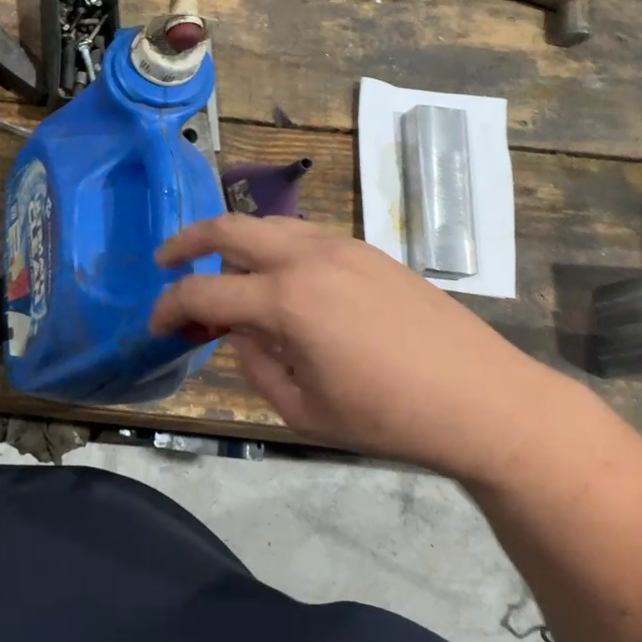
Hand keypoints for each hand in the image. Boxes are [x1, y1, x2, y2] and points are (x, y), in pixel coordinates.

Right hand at [149, 214, 579, 475]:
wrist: (486, 403)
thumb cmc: (386, 418)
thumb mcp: (300, 408)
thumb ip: (254, 363)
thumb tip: (239, 331)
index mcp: (286, 302)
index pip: (201, 293)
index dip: (167, 309)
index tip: (155, 327)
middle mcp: (309, 260)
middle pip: (227, 228)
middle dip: (185, 242)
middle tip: (164, 262)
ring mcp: (345, 249)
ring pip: (268, 224)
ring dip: (232, 241)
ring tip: (219, 271)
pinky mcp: (371, 254)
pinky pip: (304, 235)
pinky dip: (272, 247)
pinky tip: (276, 280)